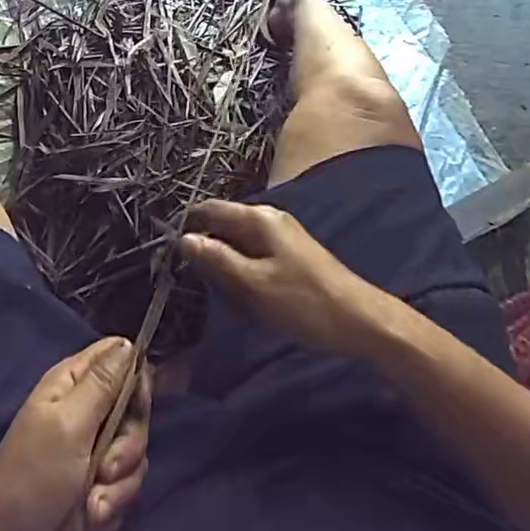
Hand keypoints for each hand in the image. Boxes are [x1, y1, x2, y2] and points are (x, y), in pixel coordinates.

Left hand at [0, 338, 151, 530]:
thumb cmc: (32, 478)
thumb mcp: (68, 425)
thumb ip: (103, 384)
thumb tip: (129, 343)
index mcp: (74, 384)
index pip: (120, 356)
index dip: (137, 377)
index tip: (137, 406)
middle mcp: (86, 410)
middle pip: (135, 410)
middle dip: (128, 446)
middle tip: (106, 468)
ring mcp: (92, 450)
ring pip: (133, 454)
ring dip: (118, 486)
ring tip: (91, 506)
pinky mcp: (97, 486)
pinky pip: (124, 488)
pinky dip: (110, 507)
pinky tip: (88, 521)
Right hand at [179, 199, 396, 359]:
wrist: (361, 321)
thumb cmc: (304, 302)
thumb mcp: (254, 284)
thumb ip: (217, 260)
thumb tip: (183, 239)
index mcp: (259, 218)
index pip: (210, 210)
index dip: (187, 226)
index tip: (168, 253)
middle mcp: (269, 219)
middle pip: (223, 227)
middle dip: (208, 254)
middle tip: (202, 286)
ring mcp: (282, 237)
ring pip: (238, 246)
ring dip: (227, 271)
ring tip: (230, 300)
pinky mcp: (290, 256)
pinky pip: (254, 260)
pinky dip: (245, 278)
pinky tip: (249, 302)